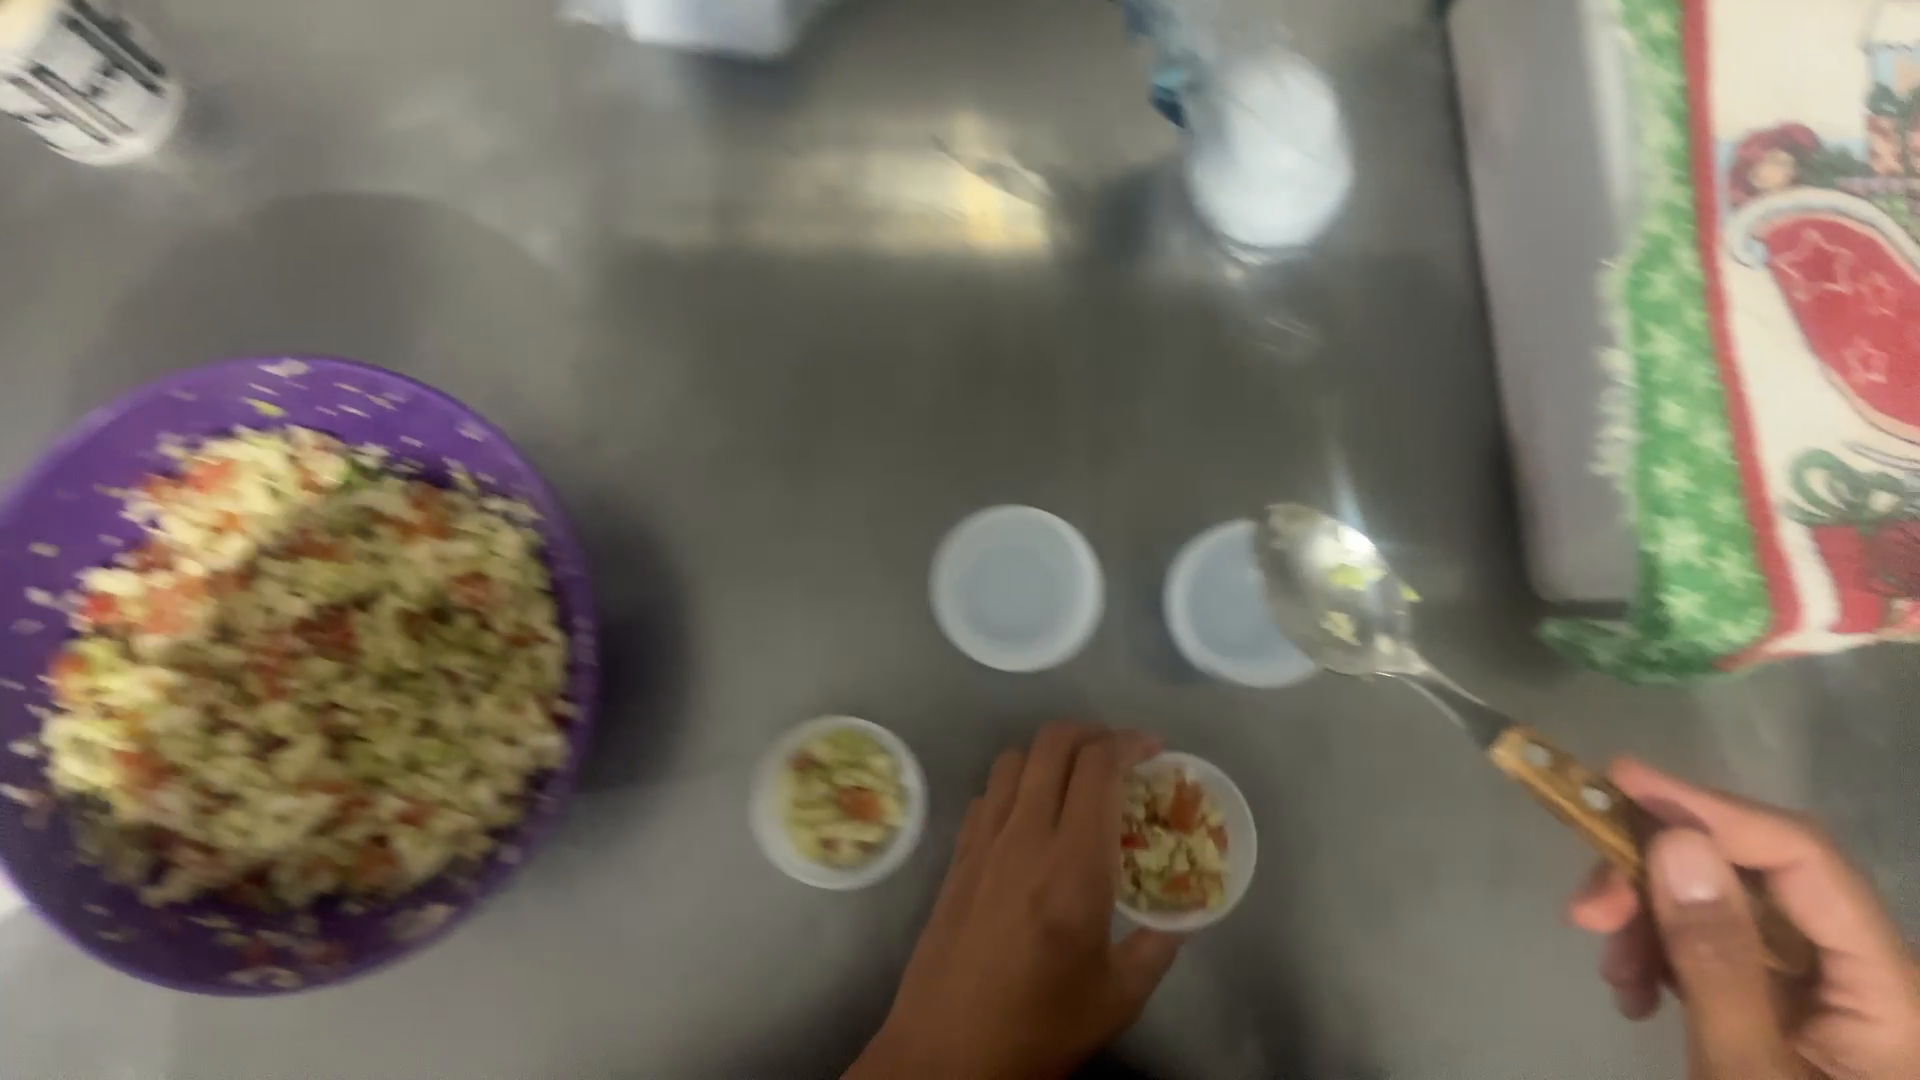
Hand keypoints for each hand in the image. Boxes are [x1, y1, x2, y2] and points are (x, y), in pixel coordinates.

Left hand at [845, 724, 1183, 1079]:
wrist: (946, 1050)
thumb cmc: (1038, 1026)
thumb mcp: (1118, 997)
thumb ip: (1158, 946)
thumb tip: (1183, 916)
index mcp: (1073, 865)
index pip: (1099, 767)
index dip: (1131, 743)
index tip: (1156, 748)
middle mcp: (1025, 835)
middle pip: (1054, 743)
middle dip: (1094, 731)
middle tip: (1122, 753)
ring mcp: (984, 839)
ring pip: (1015, 758)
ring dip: (1051, 752)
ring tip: (1078, 775)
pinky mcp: (958, 853)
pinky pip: (990, 792)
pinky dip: (1018, 782)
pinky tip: (1032, 813)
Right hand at [1566, 759, 1919, 1079]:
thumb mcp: (1747, 1069)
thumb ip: (1717, 958)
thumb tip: (1674, 840)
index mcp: (1891, 990)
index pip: (1803, 860)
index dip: (1710, 808)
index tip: (1618, 779)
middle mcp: (1859, 972)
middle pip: (1746, 876)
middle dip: (1652, 876)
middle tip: (1584, 907)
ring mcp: (1815, 987)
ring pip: (1712, 904)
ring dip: (1642, 918)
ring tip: (1607, 968)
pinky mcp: (1775, 1000)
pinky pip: (1704, 941)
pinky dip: (1652, 950)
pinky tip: (1629, 987)